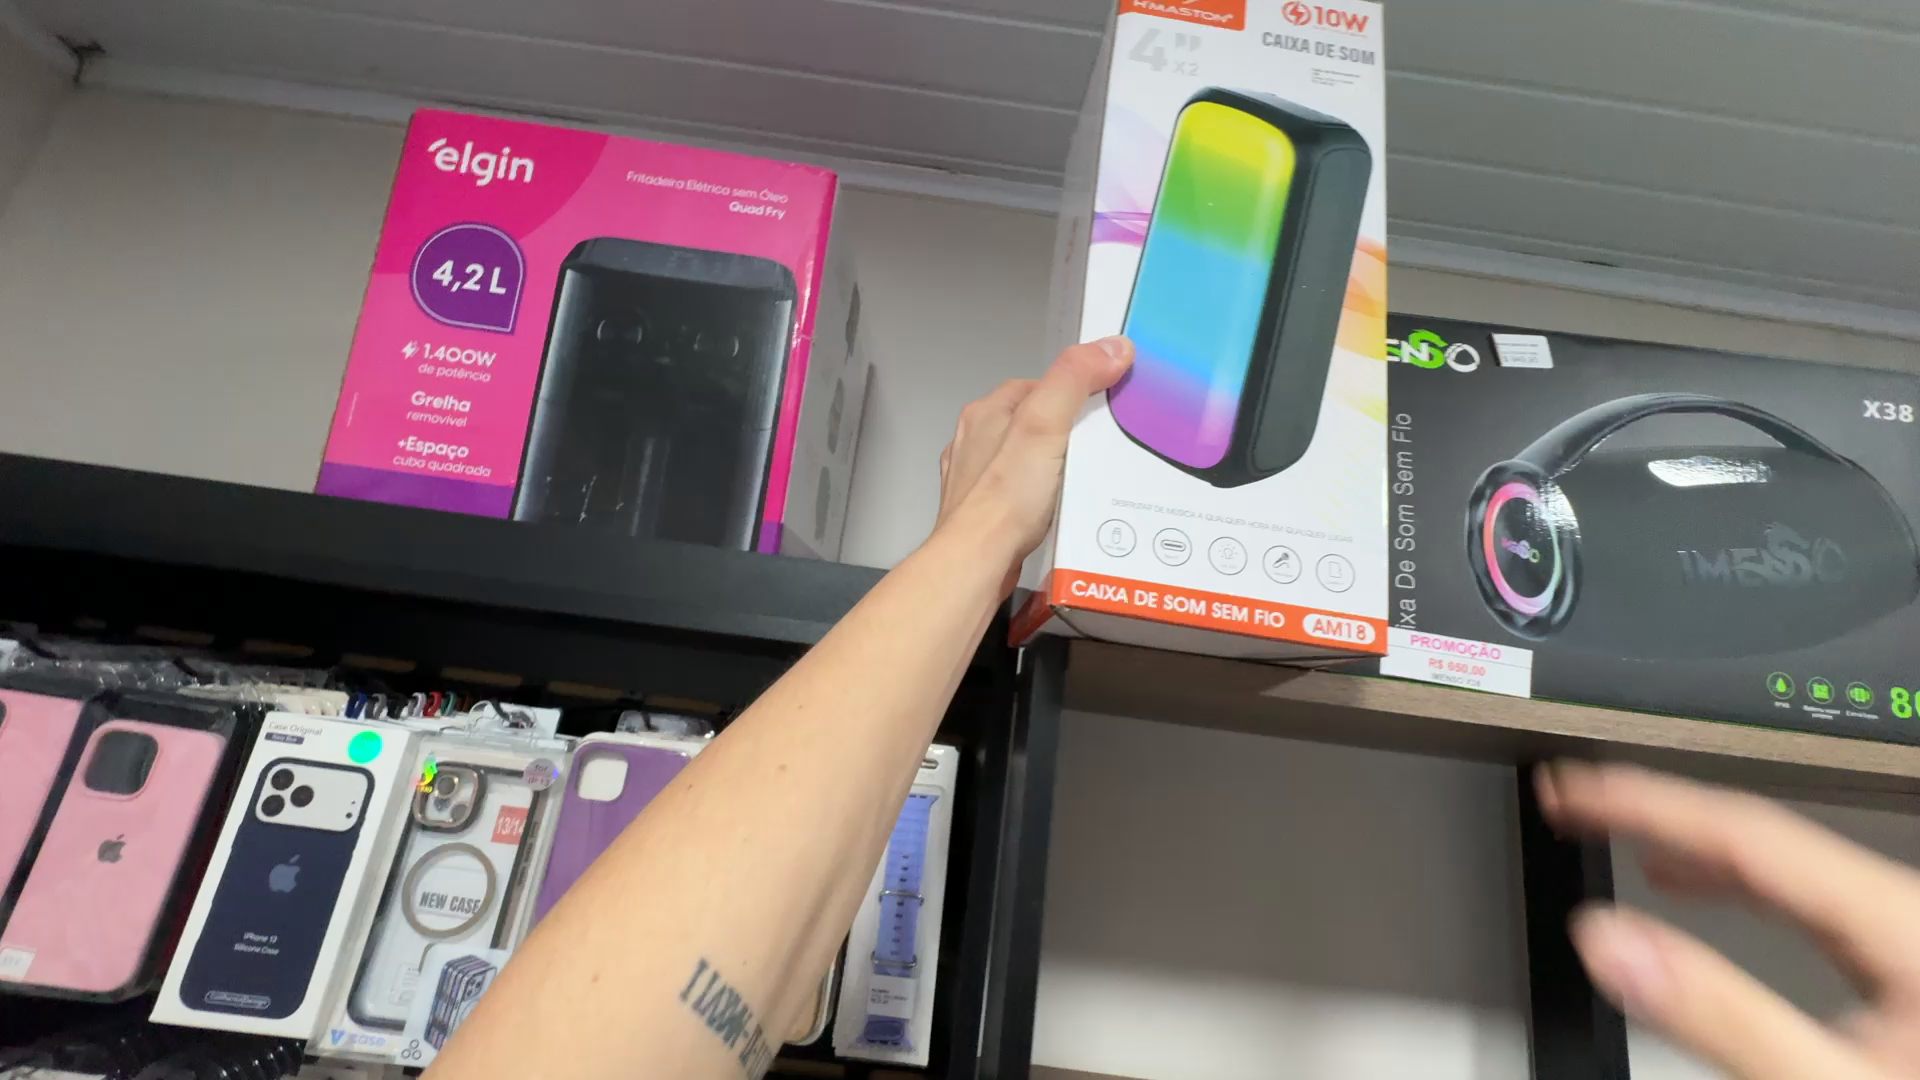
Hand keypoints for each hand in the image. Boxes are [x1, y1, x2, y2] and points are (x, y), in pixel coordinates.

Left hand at [932, 337, 1132, 591]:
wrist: (977, 561)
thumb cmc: (1004, 497)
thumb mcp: (1045, 425)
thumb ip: (1073, 380)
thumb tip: (1111, 347)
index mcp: (987, 413)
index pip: (1037, 386)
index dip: (1072, 391)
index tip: (1103, 403)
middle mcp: (974, 442)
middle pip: (1030, 423)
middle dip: (1064, 431)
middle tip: (1098, 446)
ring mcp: (974, 480)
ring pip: (1022, 460)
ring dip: (1051, 466)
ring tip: (1082, 478)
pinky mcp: (983, 513)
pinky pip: (1018, 494)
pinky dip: (1038, 497)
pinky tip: (1056, 508)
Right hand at [1537, 761, 1919, 1079]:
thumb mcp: (1837, 1079)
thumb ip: (1721, 1013)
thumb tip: (1604, 938)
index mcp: (1903, 922)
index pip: (1739, 828)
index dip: (1637, 799)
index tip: (1565, 788)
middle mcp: (1908, 916)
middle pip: (1754, 834)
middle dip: (1646, 811)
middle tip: (1570, 803)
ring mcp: (1906, 936)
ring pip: (1775, 863)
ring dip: (1678, 844)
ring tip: (1611, 837)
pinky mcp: (1900, 963)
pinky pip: (1796, 895)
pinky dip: (1724, 880)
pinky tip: (1689, 888)